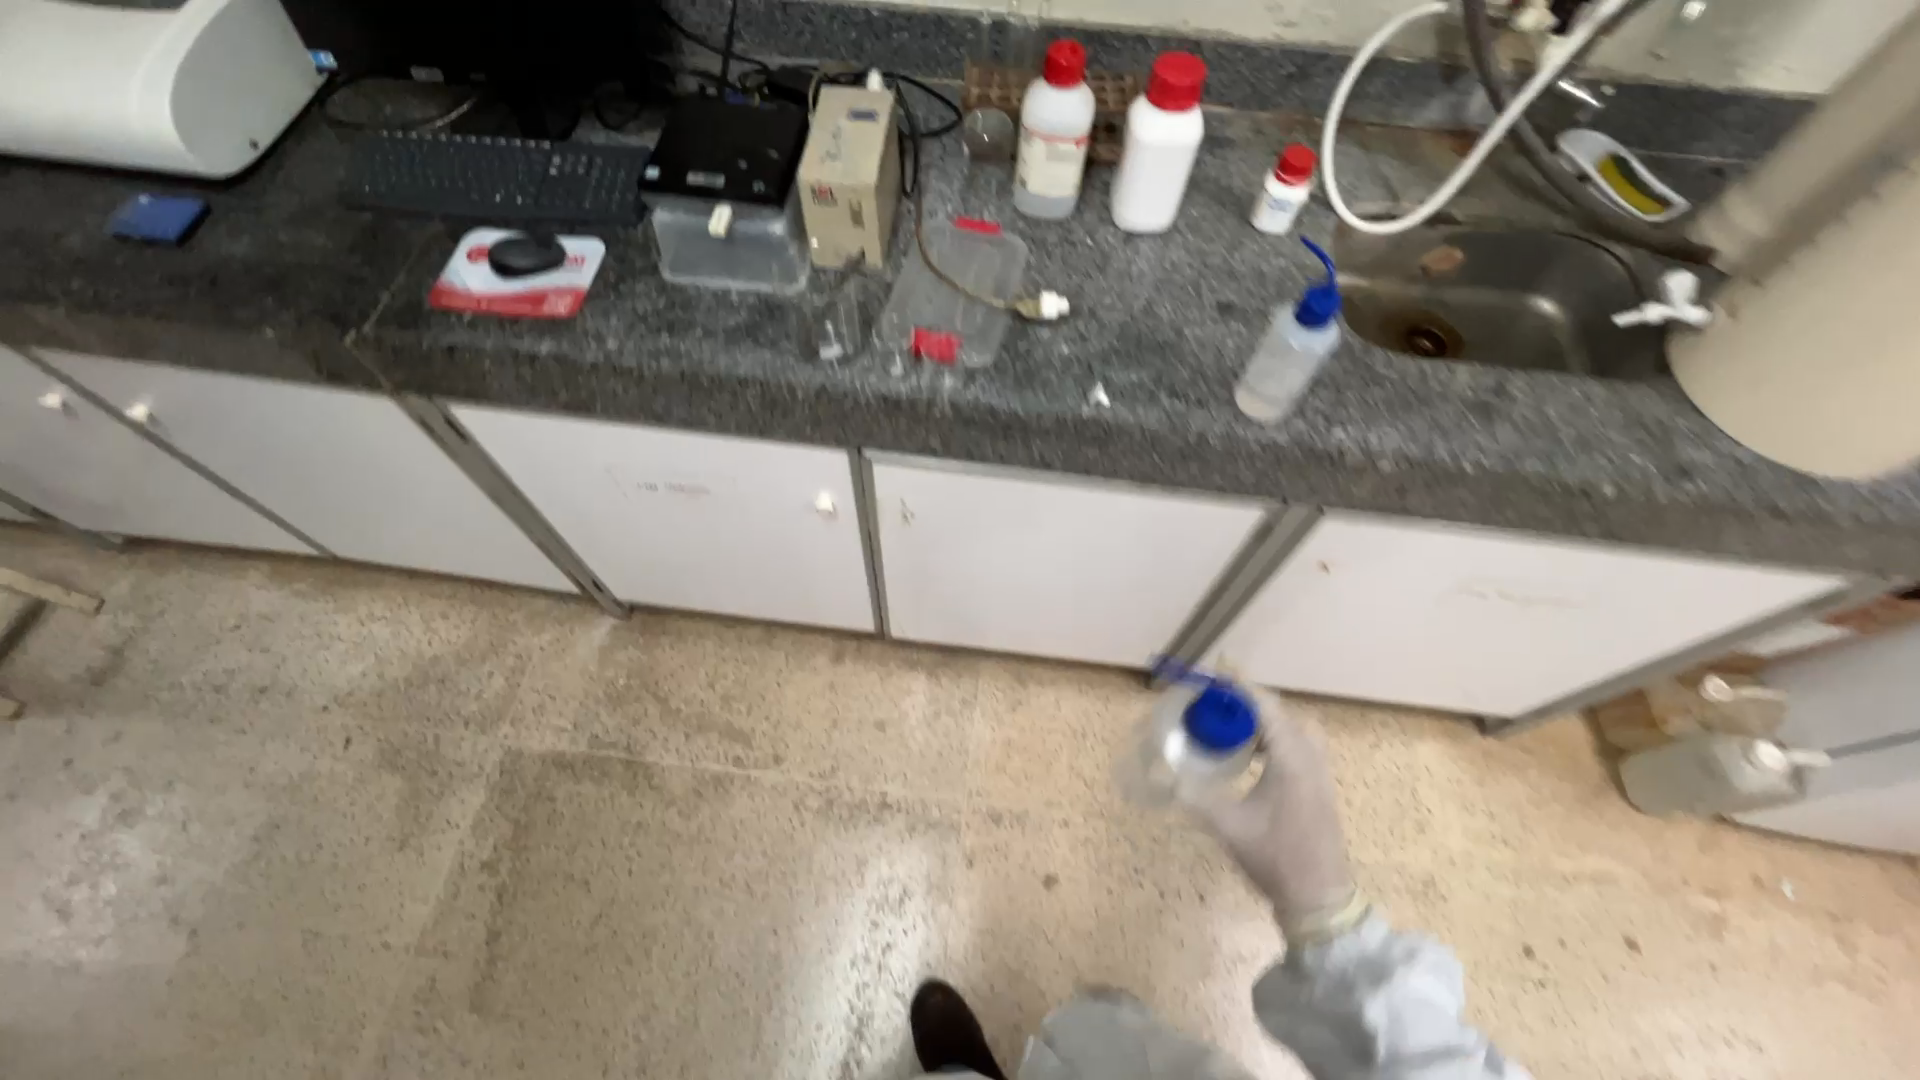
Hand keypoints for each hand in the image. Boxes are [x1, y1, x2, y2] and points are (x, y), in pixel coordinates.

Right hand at [1190, 684, 1360, 941]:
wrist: (1321, 899)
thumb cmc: (1276, 859)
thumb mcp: (1227, 827)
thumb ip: (1194, 797)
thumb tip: (1162, 777)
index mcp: (1291, 761)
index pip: (1266, 708)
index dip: (1241, 686)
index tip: (1219, 669)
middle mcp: (1310, 759)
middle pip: (1283, 713)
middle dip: (1251, 701)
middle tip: (1219, 702)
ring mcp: (1319, 774)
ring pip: (1295, 729)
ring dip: (1266, 721)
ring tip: (1234, 727)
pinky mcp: (1319, 788)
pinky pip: (1300, 747)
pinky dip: (1276, 739)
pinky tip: (1253, 756)